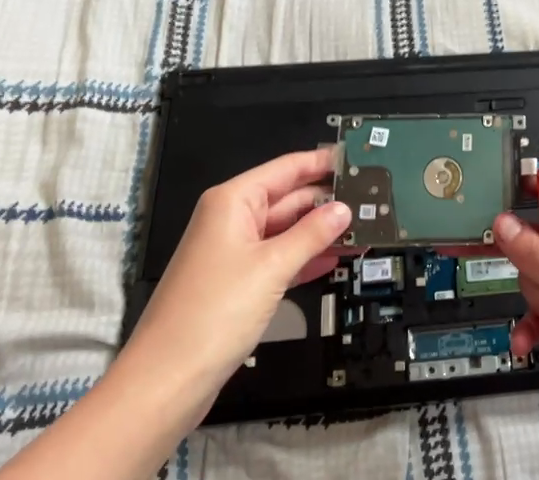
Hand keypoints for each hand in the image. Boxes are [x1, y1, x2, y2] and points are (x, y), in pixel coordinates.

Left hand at [0, 149, 350, 479]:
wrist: (167, 380)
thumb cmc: (213, 314)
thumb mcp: (271, 268)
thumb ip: (311, 235)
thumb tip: (342, 209)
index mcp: (232, 201)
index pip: (286, 168)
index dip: (321, 162)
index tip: (357, 159)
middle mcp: (231, 220)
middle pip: (288, 198)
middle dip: (327, 201)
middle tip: (370, 201)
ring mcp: (233, 252)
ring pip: (286, 230)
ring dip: (321, 231)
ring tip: (362, 230)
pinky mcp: (237, 282)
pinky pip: (278, 258)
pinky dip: (305, 257)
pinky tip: (335, 257)